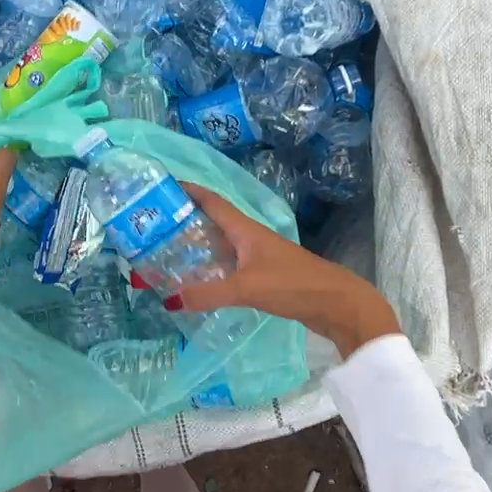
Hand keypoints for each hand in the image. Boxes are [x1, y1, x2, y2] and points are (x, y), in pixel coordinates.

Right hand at [172, 185, 400, 359]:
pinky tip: (198, 280)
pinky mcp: (263, 274)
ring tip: (167, 252)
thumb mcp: (247, 288)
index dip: (189, 191)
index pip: (212, 201)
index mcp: (245, 229)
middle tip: (154, 226)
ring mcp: (257, 256)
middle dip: (184, 220)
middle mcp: (249, 237)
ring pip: (220, 244)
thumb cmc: (293, 285)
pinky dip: (210, 268)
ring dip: (196, 245)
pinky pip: (228, 265)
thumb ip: (208, 294)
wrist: (338, 304)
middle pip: (212, 221)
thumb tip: (169, 300)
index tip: (162, 186)